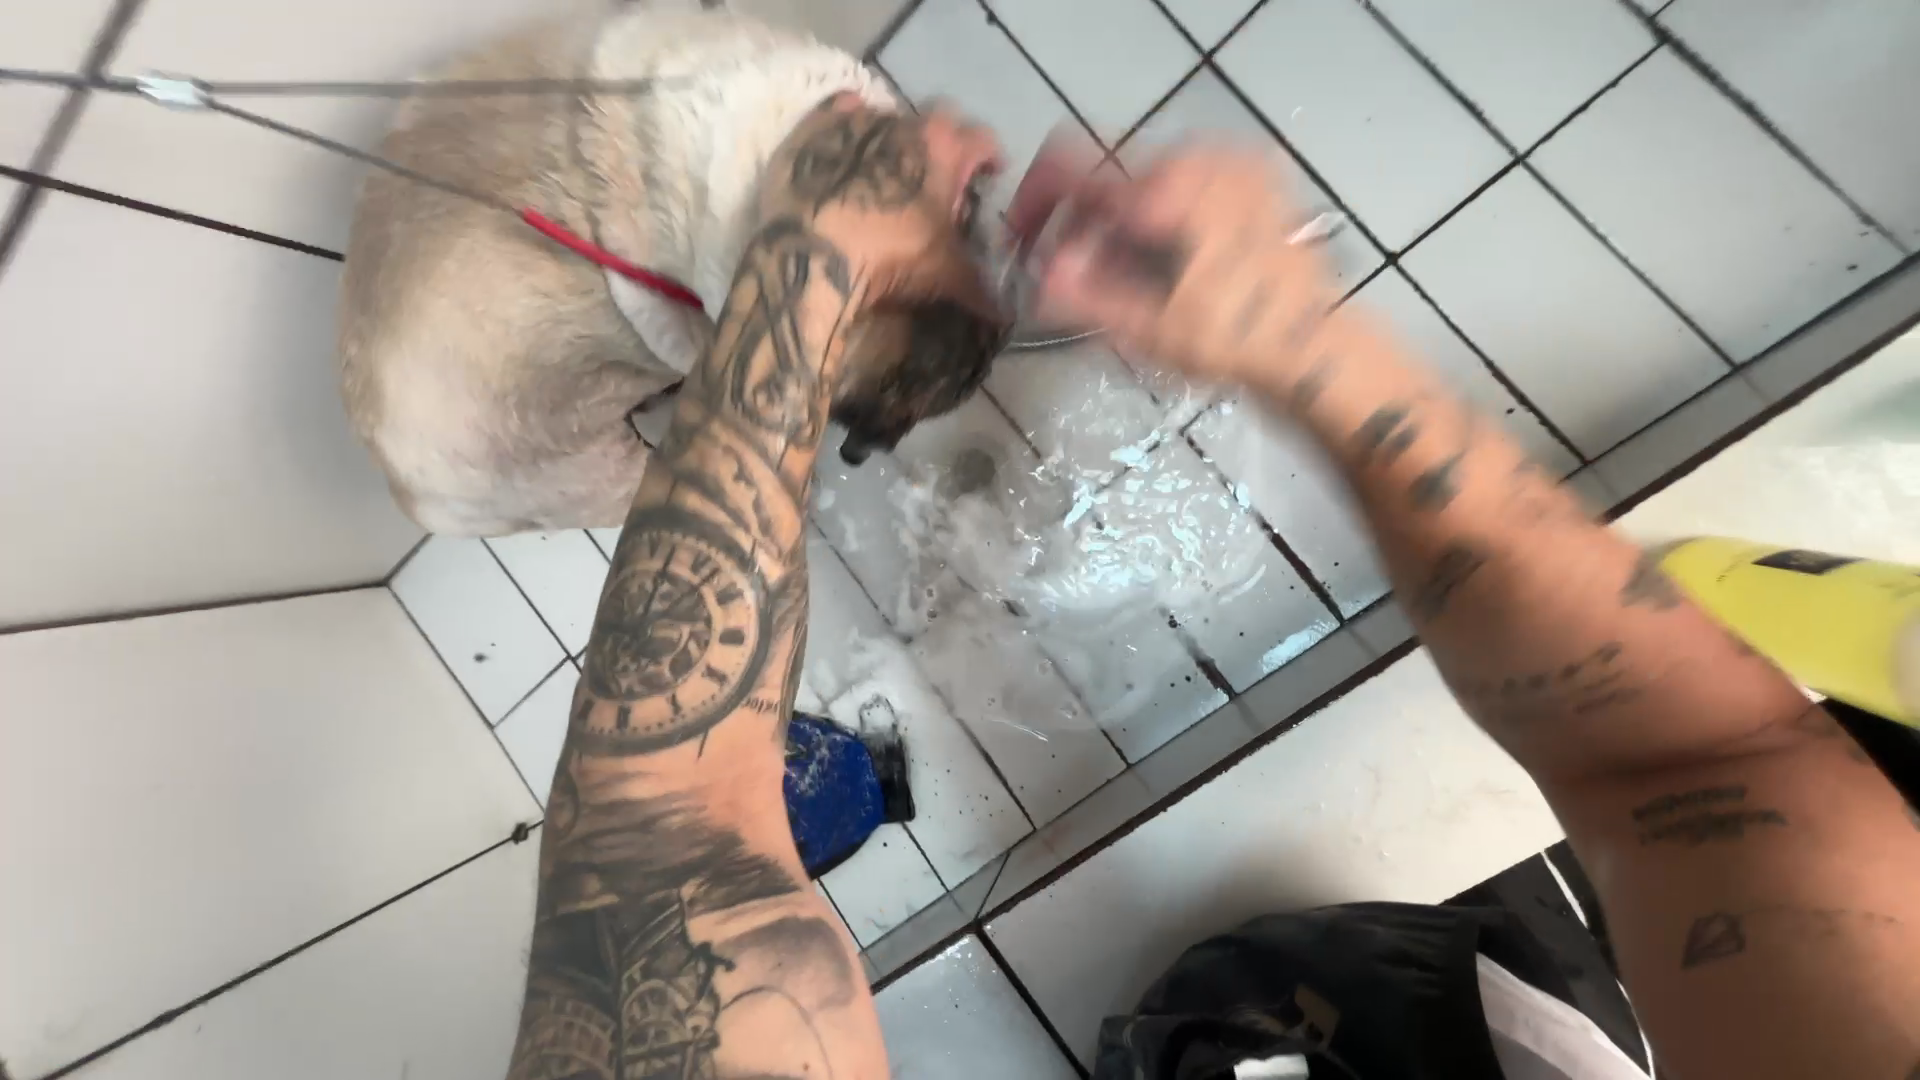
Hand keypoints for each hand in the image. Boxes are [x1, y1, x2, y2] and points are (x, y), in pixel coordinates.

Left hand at [760, 96, 1003, 323]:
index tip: (990, 177)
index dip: (991, 161)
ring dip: (898, 142)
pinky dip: (851, 132)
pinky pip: (841, 116)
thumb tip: (1005, 315)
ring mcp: (856, 119)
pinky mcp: (813, 129)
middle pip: (939, 124)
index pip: (984, 141)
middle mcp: (905, 119)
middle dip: (946, 148)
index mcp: (945, 147)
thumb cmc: (890, 257)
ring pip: (890, 119)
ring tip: (893, 177)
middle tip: (942, 182)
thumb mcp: (944, 276)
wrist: (810, 256)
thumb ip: (979, 288)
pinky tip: (850, 158)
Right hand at [1029, 143, 1341, 392]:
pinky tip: (1157, 260)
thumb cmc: (1231, 341)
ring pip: (1143, 178)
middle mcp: (1201, 157)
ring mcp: (1232, 164)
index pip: (1072, 164)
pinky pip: (1178, 183)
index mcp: (1169, 187)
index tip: (1022, 243)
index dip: (1033, 201)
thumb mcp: (1148, 327)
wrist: (1314, 349)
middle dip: (1078, 223)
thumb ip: (1083, 295)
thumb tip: (1033, 274)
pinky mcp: (1251, 180)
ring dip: (1114, 223)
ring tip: (1118, 277)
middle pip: (1108, 173)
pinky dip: (1152, 215)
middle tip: (1073, 277)